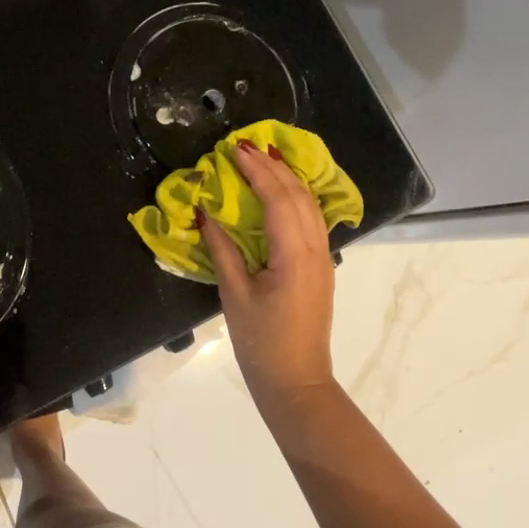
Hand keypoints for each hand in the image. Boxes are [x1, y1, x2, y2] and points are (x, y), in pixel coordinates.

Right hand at [199, 141, 335, 406]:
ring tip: (265, 157)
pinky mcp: (321, 267)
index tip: (235, 148)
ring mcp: (323, 258)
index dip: (257, 170)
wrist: (296, 383)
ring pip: (310, 205)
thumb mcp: (234, 294)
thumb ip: (221, 248)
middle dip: (272, 166)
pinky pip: (312, 219)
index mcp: (294, 255)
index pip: (278, 198)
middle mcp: (315, 249)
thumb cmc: (260, 342)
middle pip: (298, 195)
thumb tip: (205, 211)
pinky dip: (296, 196)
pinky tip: (282, 190)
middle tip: (246, 144)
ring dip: (288, 178)